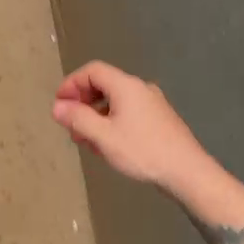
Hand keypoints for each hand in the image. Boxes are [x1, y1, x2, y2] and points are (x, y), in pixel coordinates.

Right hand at [52, 60, 213, 187]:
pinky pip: (127, 112)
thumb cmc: (142, 151)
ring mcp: (152, 104)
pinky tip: (107, 145)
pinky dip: (110, 122)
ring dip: (94, 116)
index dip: (71, 84)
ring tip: (85, 141)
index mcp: (126, 86)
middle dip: (82, 103)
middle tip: (69, 126)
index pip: (92, 71)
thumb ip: (77, 118)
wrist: (186, 172)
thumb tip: (57, 106)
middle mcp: (140, 89)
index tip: (59, 106)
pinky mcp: (158, 119)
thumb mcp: (103, 136)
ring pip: (114, 101)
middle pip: (103, 84)